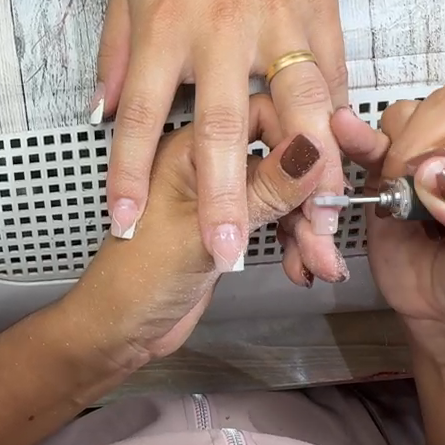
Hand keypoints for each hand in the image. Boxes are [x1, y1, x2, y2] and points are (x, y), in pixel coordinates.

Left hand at [65, 96, 330, 369]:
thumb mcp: (204, 234)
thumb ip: (262, 191)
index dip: (300, 143)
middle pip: (279, 158)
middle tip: (324, 234)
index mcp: (190, 148)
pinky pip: (276, 222)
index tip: (325, 181)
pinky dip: (294, 243)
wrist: (119, 329)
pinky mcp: (230, 226)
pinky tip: (303, 267)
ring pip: (282, 195)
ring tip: (320, 264)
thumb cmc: (138, 278)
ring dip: (306, 229)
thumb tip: (313, 146)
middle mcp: (207, 162)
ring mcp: (220, 195)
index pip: (262, 115)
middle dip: (309, 196)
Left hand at [93, 0, 349, 286]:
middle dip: (222, 198)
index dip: (126, 174)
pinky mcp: (321, 12)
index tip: (121, 222)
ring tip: (309, 224)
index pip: (136, 116)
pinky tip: (340, 166)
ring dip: (301, 172)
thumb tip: (100, 111)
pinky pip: (330, 78)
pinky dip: (336, 126)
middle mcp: (220, 31)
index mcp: (163, 26)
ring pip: (295, 108)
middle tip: (222, 253)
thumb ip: (114, 53)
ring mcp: (277, 22)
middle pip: (218, 128)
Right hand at [329, 85, 444, 360]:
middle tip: (417, 194)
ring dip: (399, 149)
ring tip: (398, 197)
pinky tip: (349, 141)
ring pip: (413, 112)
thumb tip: (440, 176)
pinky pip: (374, 130)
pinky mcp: (392, 159)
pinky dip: (358, 138)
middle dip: (430, 145)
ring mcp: (437, 146)